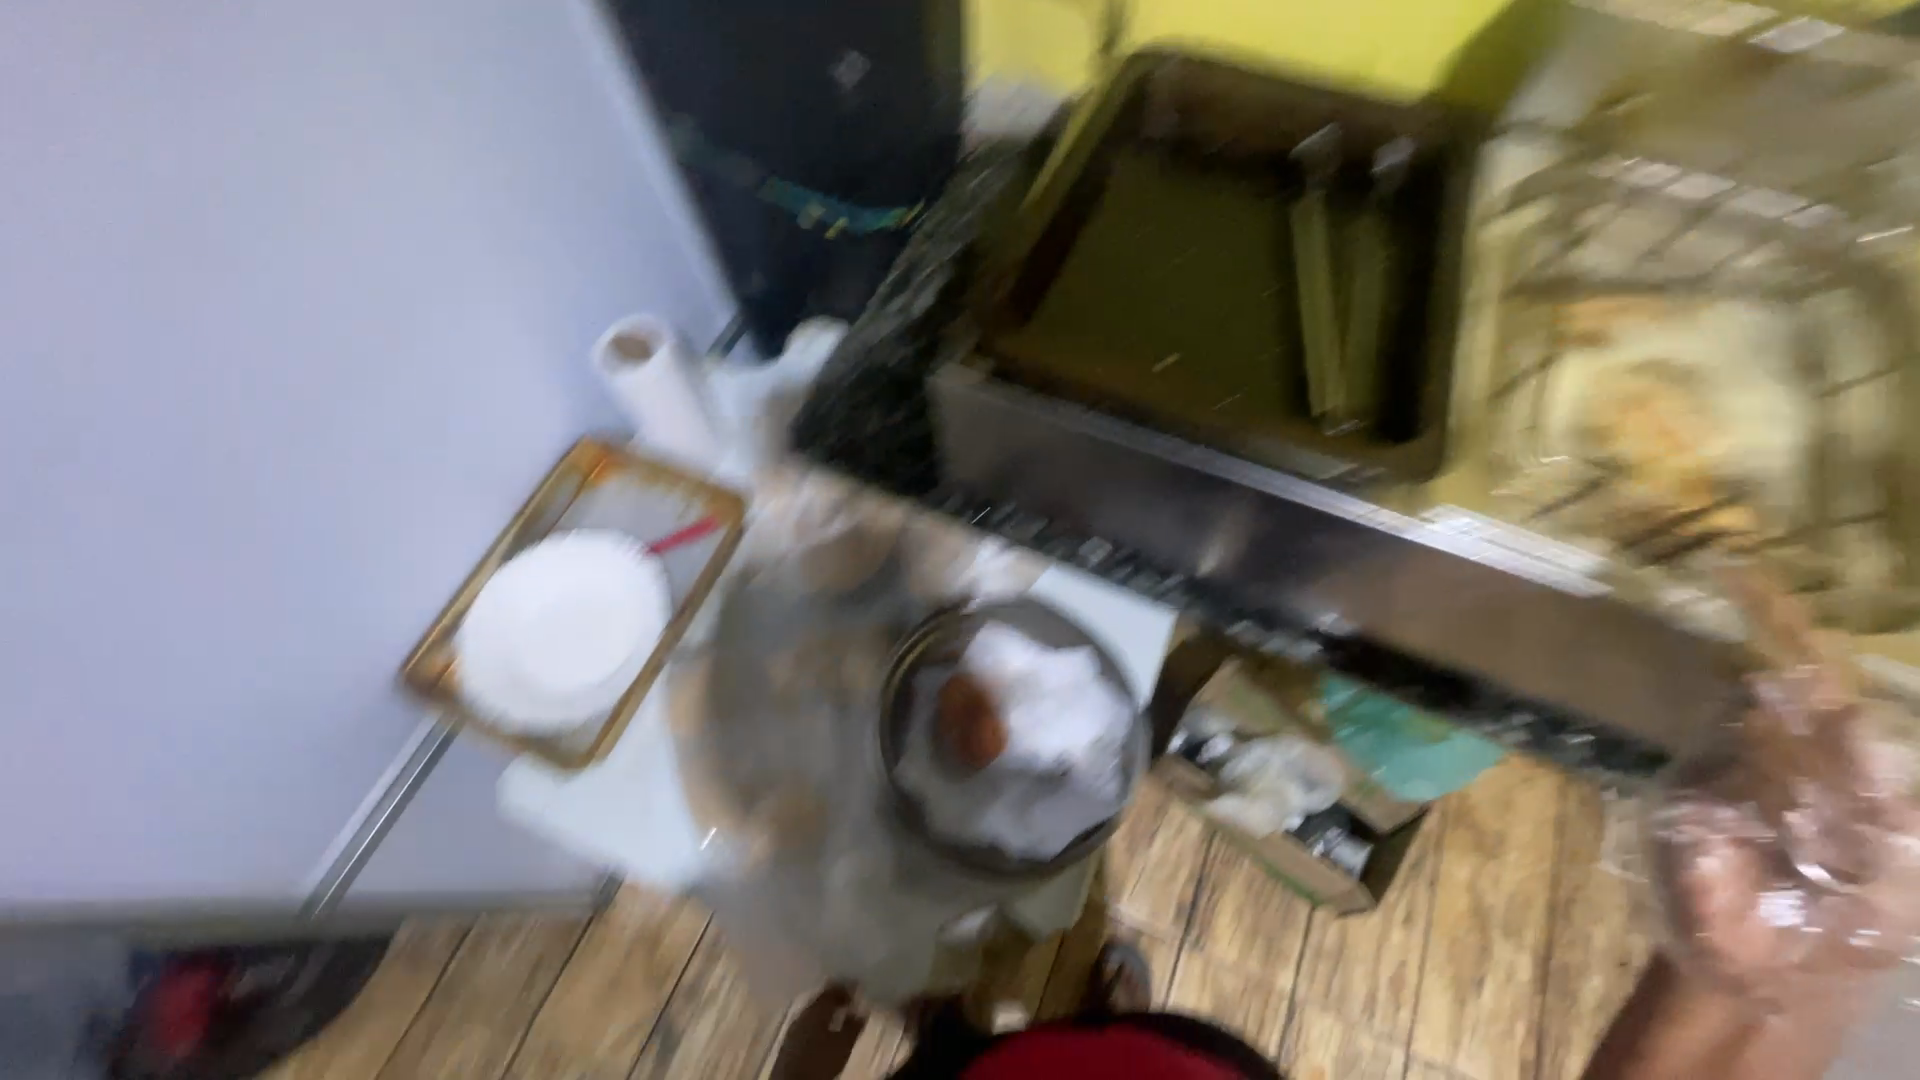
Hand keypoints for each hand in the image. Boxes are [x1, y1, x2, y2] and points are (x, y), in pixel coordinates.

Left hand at [769, 986, 867, 1079]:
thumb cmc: (820, 1062)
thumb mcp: (843, 1046)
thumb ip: (853, 1027)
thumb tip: (860, 1013)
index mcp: (816, 1009)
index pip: (832, 990)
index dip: (845, 987)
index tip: (856, 987)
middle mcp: (803, 1013)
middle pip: (820, 999)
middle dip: (834, 998)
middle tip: (848, 999)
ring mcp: (794, 1027)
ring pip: (812, 1011)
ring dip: (825, 1011)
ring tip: (838, 1015)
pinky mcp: (789, 1041)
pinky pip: (806, 1023)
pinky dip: (817, 1022)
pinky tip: (823, 1031)